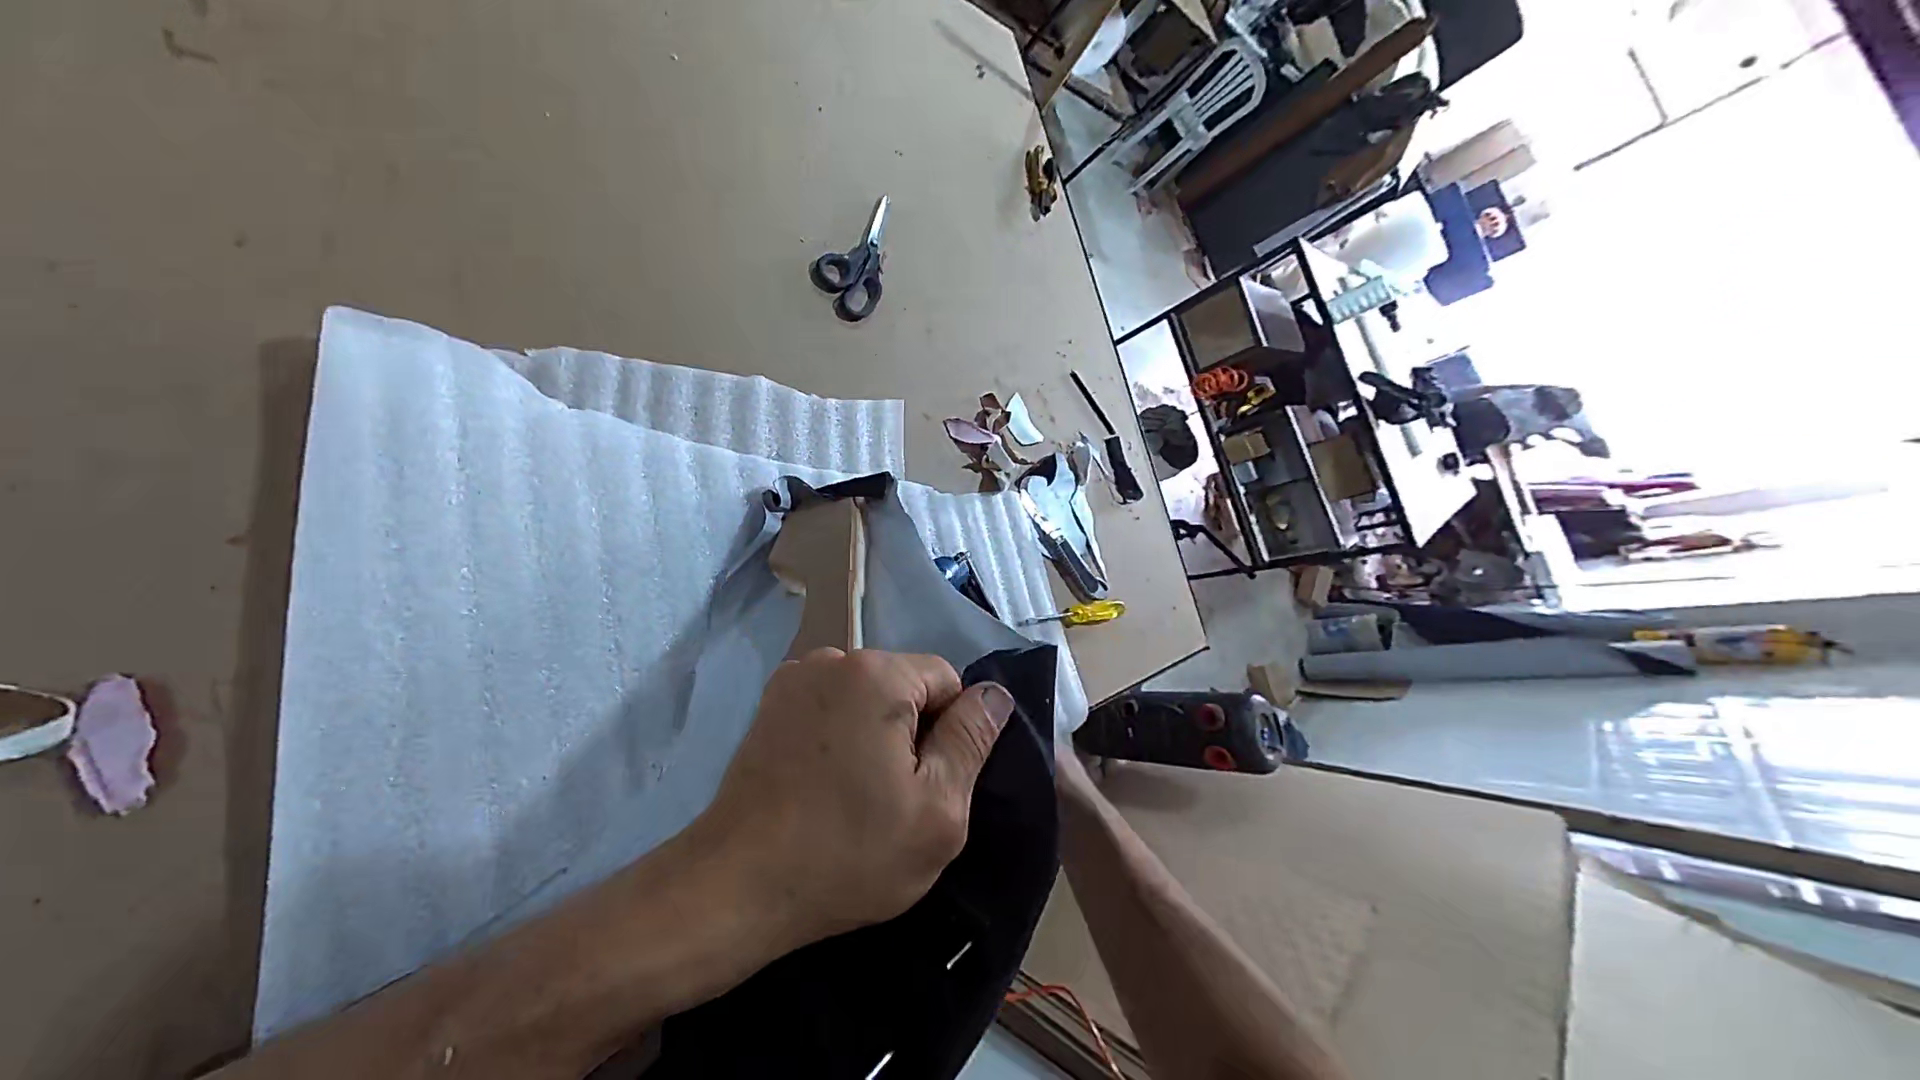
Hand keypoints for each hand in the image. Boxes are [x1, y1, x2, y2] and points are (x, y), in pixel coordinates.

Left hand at [696, 648, 1015, 946]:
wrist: (734, 887)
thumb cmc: (848, 853)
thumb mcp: (937, 808)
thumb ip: (971, 740)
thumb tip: (994, 693)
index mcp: (876, 673)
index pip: (947, 681)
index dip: (951, 734)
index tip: (928, 785)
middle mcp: (832, 659)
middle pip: (905, 686)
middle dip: (912, 734)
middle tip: (894, 799)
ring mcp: (793, 680)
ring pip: (868, 698)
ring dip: (875, 736)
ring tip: (856, 796)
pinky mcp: (769, 706)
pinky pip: (831, 707)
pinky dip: (840, 737)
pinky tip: (824, 786)